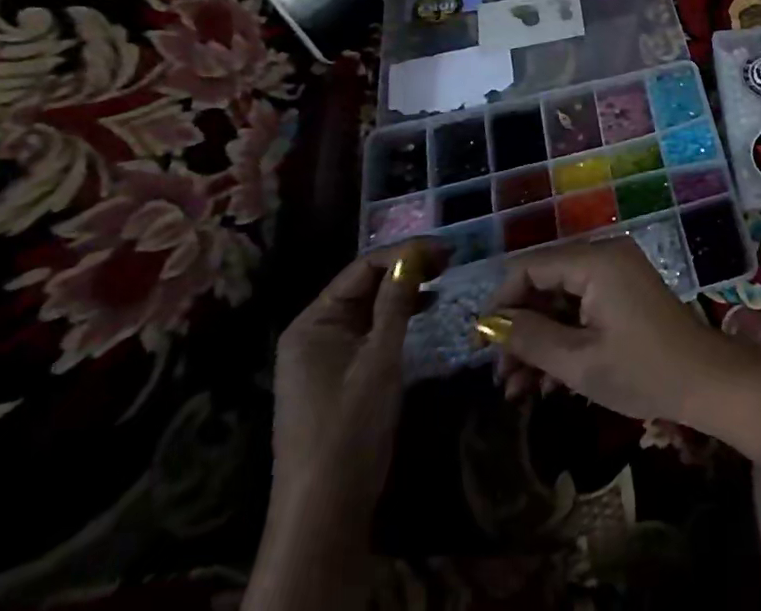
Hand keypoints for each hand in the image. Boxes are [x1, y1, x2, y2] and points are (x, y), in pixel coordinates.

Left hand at [270, 239, 438, 519]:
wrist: (324, 511)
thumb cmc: (349, 429)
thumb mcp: (379, 361)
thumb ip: (395, 305)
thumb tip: (412, 257)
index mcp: (312, 322)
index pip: (360, 270)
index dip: (403, 254)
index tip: (445, 249)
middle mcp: (313, 332)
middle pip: (361, 287)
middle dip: (403, 269)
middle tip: (449, 260)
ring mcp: (324, 356)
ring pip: (367, 310)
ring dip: (401, 292)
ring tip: (441, 279)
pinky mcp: (339, 377)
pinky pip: (368, 334)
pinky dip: (395, 319)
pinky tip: (422, 312)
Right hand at [480, 236, 742, 422]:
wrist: (710, 384)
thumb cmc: (643, 371)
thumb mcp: (578, 361)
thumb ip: (529, 338)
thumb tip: (489, 325)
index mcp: (594, 261)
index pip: (528, 268)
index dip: (501, 304)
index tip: (483, 343)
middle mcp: (604, 257)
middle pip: (543, 285)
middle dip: (519, 331)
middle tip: (501, 375)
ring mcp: (617, 275)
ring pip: (561, 301)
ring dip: (539, 342)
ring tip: (518, 390)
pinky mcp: (625, 294)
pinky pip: (582, 308)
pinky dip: (564, 340)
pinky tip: (547, 382)